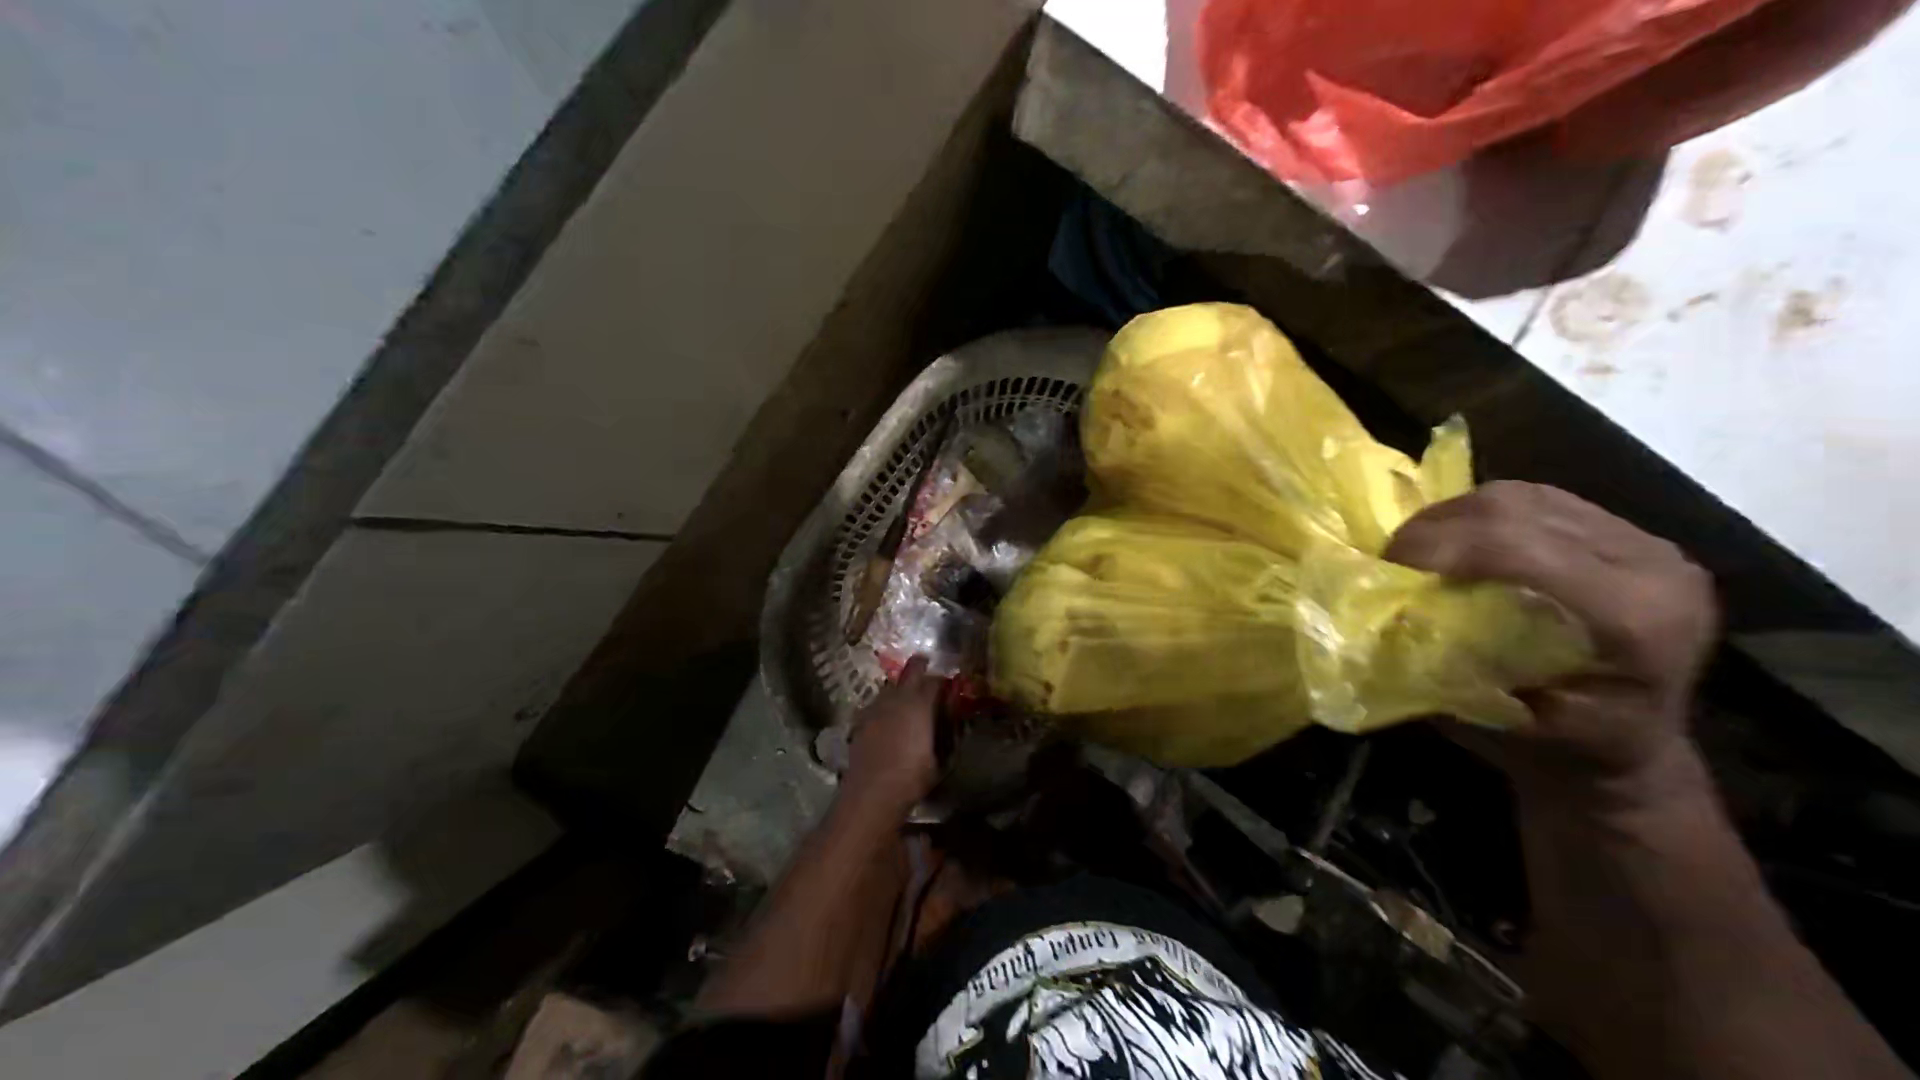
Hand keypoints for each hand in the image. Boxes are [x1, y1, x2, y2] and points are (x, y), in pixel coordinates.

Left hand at [841, 657, 943, 818]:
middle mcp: (896, 699)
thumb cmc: (912, 777)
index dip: (943, 681)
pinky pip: (877, 704)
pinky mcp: (860, 721)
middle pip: (909, 673)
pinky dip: (885, 705)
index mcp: (919, 705)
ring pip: (890, 687)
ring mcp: (875, 708)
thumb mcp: (939, 759)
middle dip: (919, 667)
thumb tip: (949, 724)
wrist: (871, 793)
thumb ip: (945, 736)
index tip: (948, 685)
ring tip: (907, 697)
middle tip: (925, 663)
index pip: (934, 681)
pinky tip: (888, 718)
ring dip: (901, 687)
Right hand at [1386, 482, 1719, 801]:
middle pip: (1517, 507)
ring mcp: (1646, 545)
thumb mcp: (1496, 718)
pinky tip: (1459, 542)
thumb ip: (1448, 660)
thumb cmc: (1557, 751)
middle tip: (1392, 558)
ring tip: (1419, 548)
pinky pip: (1539, 500)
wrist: (1628, 758)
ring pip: (1523, 495)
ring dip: (1454, 516)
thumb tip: (1386, 613)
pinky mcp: (1629, 536)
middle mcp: (1653, 566)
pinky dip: (1482, 515)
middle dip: (1436, 527)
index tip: (1386, 568)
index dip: (1436, 545)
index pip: (1517, 545)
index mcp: (1632, 616)